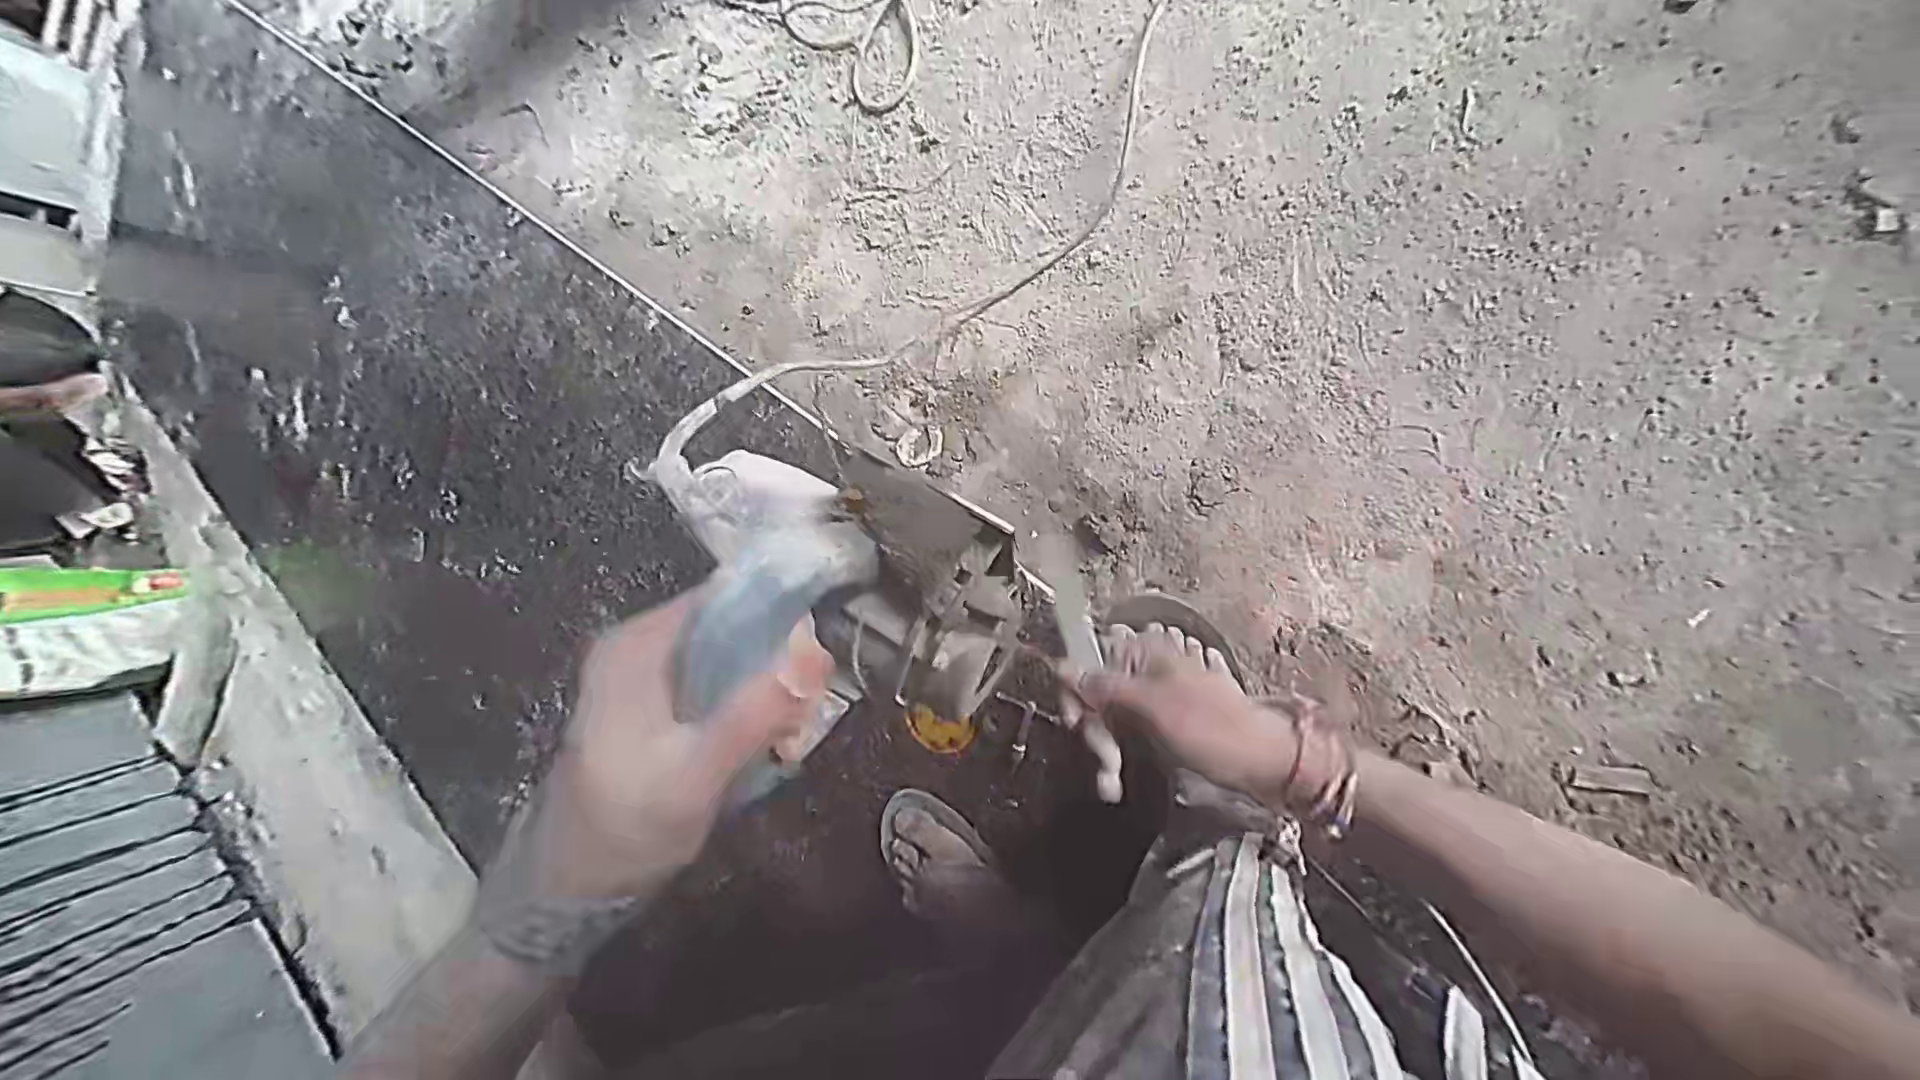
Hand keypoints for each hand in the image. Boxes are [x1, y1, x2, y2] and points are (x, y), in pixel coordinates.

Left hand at [489, 590, 834, 907]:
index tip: (814, 663)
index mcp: (640, 642)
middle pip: (738, 620)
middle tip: (803, 711)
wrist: (576, 882)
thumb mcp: (693, 778)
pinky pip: (725, 673)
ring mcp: (652, 665)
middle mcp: (644, 640)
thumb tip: (811, 658)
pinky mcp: (662, 690)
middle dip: (781, 660)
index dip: (782, 618)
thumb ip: (749, 717)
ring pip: (737, 649)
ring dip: (772, 684)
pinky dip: (753, 698)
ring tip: (788, 732)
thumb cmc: (628, 828)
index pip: (729, 594)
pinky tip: (768, 736)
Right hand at [1059, 623, 1308, 809]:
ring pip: (1108, 719)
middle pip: (1095, 693)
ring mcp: (1153, 699)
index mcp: (1145, 654)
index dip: (1076, 690)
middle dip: (1094, 729)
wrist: (1267, 763)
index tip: (1076, 720)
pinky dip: (1119, 756)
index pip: (1088, 659)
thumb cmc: (1213, 729)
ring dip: (1105, 750)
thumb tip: (1064, 666)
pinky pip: (1126, 736)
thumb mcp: (1152, 705)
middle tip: (1106, 758)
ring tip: (1111, 780)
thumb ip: (1104, 685)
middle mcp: (1145, 671)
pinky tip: (1116, 781)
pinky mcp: (1161, 725)